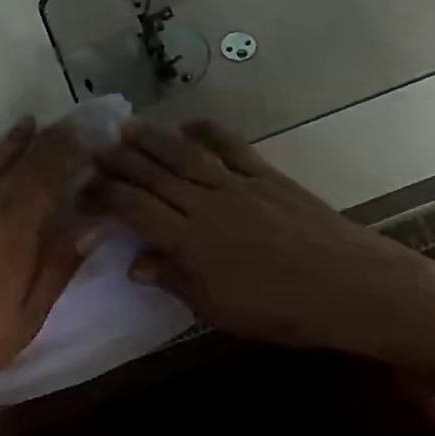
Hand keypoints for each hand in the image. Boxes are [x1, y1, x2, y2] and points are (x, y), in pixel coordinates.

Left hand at [0, 118, 98, 411]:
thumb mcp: (30, 313)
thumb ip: (59, 265)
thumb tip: (95, 224)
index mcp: (13, 232)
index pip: (46, 179)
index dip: (68, 154)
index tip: (89, 135)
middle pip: (19, 167)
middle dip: (46, 142)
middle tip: (69, 122)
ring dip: (10, 143)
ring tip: (29, 121)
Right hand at [91, 120, 434, 358]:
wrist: (350, 287)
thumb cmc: (279, 310)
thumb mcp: (216, 309)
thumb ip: (173, 280)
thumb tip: (134, 264)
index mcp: (188, 239)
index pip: (133, 208)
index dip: (104, 195)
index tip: (84, 189)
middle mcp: (205, 203)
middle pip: (152, 174)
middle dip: (119, 160)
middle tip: (95, 149)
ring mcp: (237, 184)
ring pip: (183, 154)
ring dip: (152, 139)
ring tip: (127, 128)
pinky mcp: (266, 175)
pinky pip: (230, 146)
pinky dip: (207, 132)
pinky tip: (190, 125)